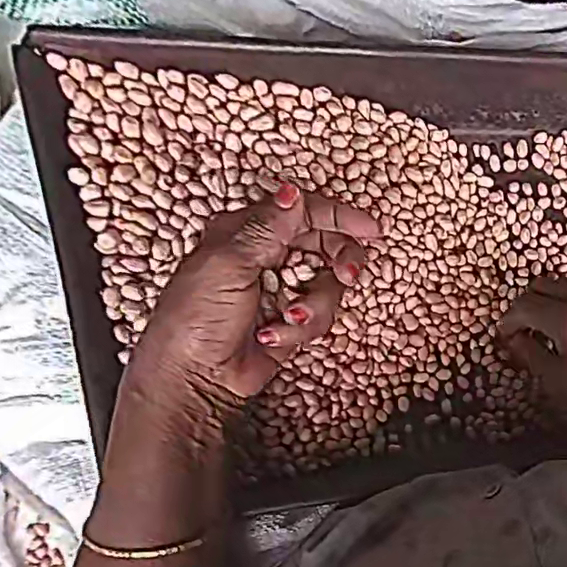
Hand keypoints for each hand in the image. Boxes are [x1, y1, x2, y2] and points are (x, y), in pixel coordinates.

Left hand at [128, 181, 378, 407]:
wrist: (197, 374)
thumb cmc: (196, 317)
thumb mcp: (229, 264)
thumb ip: (266, 228)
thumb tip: (292, 192)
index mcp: (248, 232)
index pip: (303, 213)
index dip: (339, 217)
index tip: (370, 228)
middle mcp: (269, 257)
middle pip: (327, 247)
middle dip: (340, 263)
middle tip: (346, 276)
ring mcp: (284, 289)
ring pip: (329, 288)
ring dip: (314, 307)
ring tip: (287, 318)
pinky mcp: (293, 319)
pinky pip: (321, 317)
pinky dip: (302, 329)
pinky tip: (274, 336)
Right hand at [498, 278, 566, 440]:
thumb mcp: (555, 380)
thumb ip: (528, 353)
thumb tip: (514, 339)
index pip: (525, 305)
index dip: (509, 320)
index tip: (504, 334)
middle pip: (542, 286)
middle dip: (526, 305)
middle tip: (520, 329)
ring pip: (564, 285)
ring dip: (547, 301)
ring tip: (542, 328)